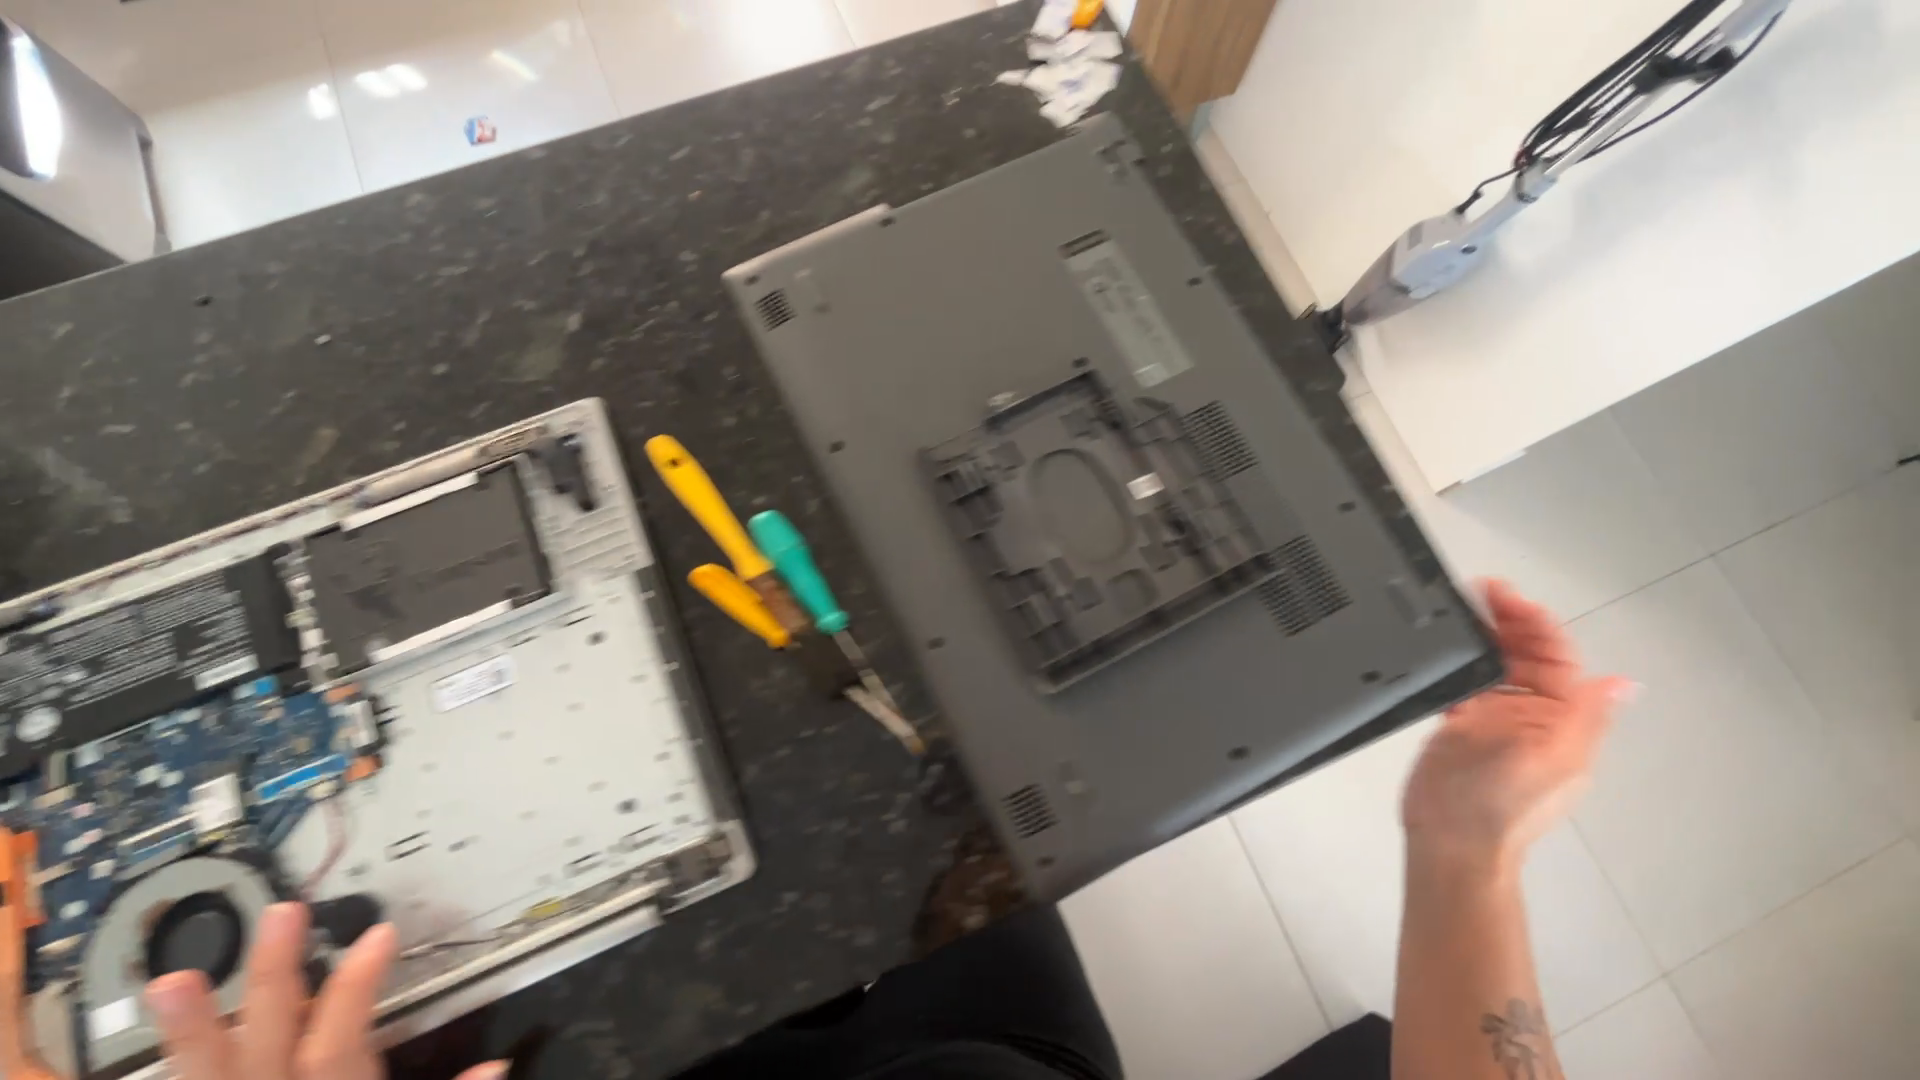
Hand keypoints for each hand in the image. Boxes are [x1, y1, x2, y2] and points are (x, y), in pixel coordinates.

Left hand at [147, 903, 505, 1079]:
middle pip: (266, 1044)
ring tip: (171, 978)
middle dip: (274, 977)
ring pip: (205, 1078)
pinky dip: (163, 1076)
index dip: (358, 986)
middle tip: (280, 913)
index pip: (339, 1043)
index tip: (381, 932)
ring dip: (190, 1031)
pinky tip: (131, 1040)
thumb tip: (497, 1065)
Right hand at [1402, 581, 1631, 880]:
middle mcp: (1530, 712)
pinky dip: (1454, 661)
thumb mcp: (1553, 759)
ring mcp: (1492, 717)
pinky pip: (1461, 681)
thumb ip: (1582, 717)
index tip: (1508, 597)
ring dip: (1481, 633)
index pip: (1555, 658)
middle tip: (1479, 590)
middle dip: (1508, 620)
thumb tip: (1622, 682)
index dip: (1536, 624)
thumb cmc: (1505, 801)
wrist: (1452, 838)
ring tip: (1458, 605)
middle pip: (1523, 654)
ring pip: (1492, 663)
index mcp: (1562, 719)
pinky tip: (1442, 643)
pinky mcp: (1457, 722)